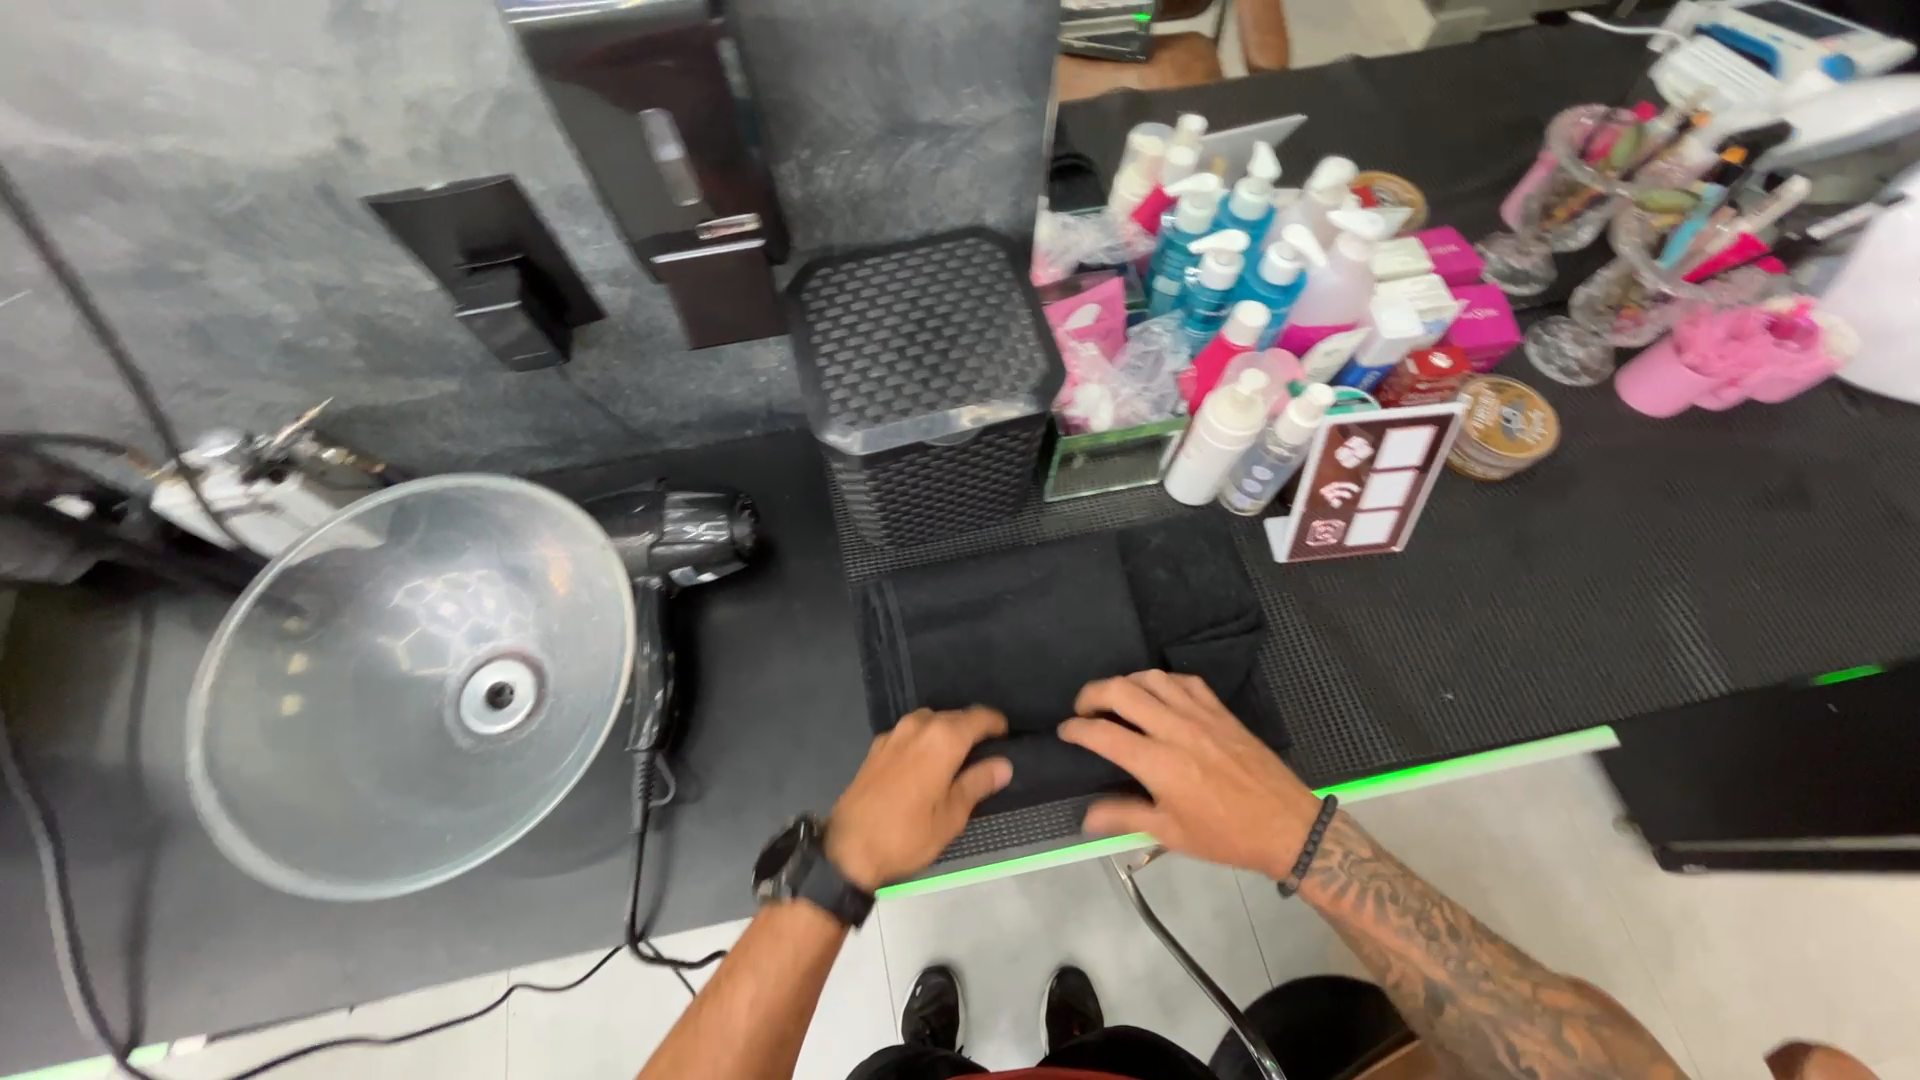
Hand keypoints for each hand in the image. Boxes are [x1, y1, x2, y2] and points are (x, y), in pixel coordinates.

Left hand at [826, 707, 1013, 890]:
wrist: (848, 848)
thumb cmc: (907, 834)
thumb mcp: (951, 816)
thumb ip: (977, 783)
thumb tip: (1003, 764)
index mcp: (943, 739)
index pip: (978, 717)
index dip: (996, 724)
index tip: (1007, 736)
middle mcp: (918, 726)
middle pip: (953, 716)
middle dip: (971, 728)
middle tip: (986, 751)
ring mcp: (893, 734)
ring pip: (929, 721)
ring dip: (946, 731)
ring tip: (957, 756)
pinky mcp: (876, 747)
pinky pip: (909, 732)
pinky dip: (923, 739)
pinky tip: (925, 761)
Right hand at [1058, 671, 1322, 879]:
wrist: (1287, 826)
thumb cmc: (1225, 836)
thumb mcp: (1171, 834)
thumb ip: (1124, 817)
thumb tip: (1085, 817)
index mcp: (1159, 764)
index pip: (1103, 734)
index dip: (1076, 729)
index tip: (1065, 731)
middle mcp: (1175, 730)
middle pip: (1121, 691)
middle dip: (1091, 694)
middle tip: (1082, 709)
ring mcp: (1200, 715)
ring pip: (1151, 678)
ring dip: (1125, 682)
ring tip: (1115, 699)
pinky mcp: (1220, 711)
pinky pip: (1184, 681)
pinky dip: (1162, 681)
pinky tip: (1157, 695)